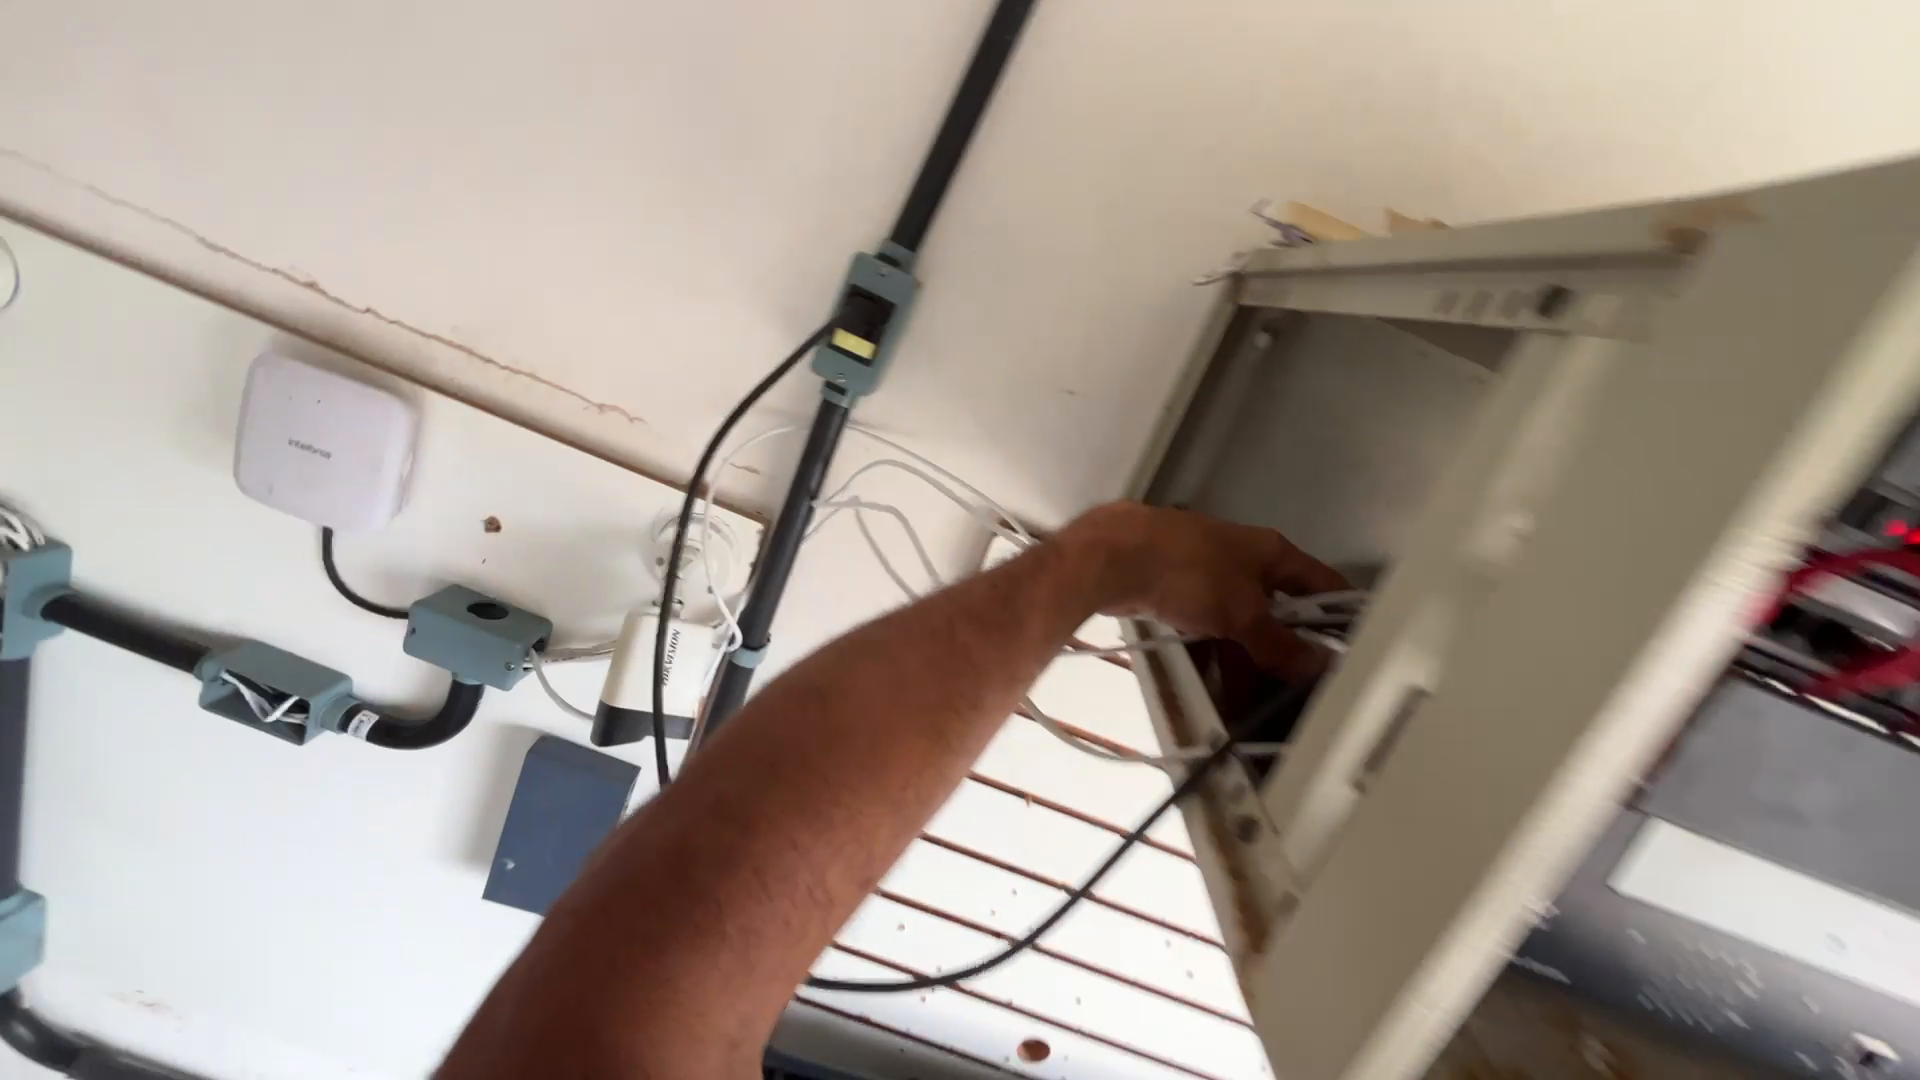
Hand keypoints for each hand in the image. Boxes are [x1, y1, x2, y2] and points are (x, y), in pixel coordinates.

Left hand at [1060, 502, 1347, 678]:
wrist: (1113, 555)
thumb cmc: (1189, 573)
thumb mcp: (1242, 613)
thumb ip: (1279, 643)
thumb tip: (1321, 665)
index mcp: (1270, 552)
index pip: (1322, 583)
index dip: (1341, 616)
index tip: (1354, 654)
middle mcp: (1243, 558)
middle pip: (1276, 610)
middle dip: (1281, 653)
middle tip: (1293, 695)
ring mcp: (1206, 572)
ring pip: (1237, 623)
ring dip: (1243, 660)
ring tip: (1249, 706)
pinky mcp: (1173, 589)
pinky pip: (1204, 626)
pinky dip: (1211, 652)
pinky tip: (1213, 686)